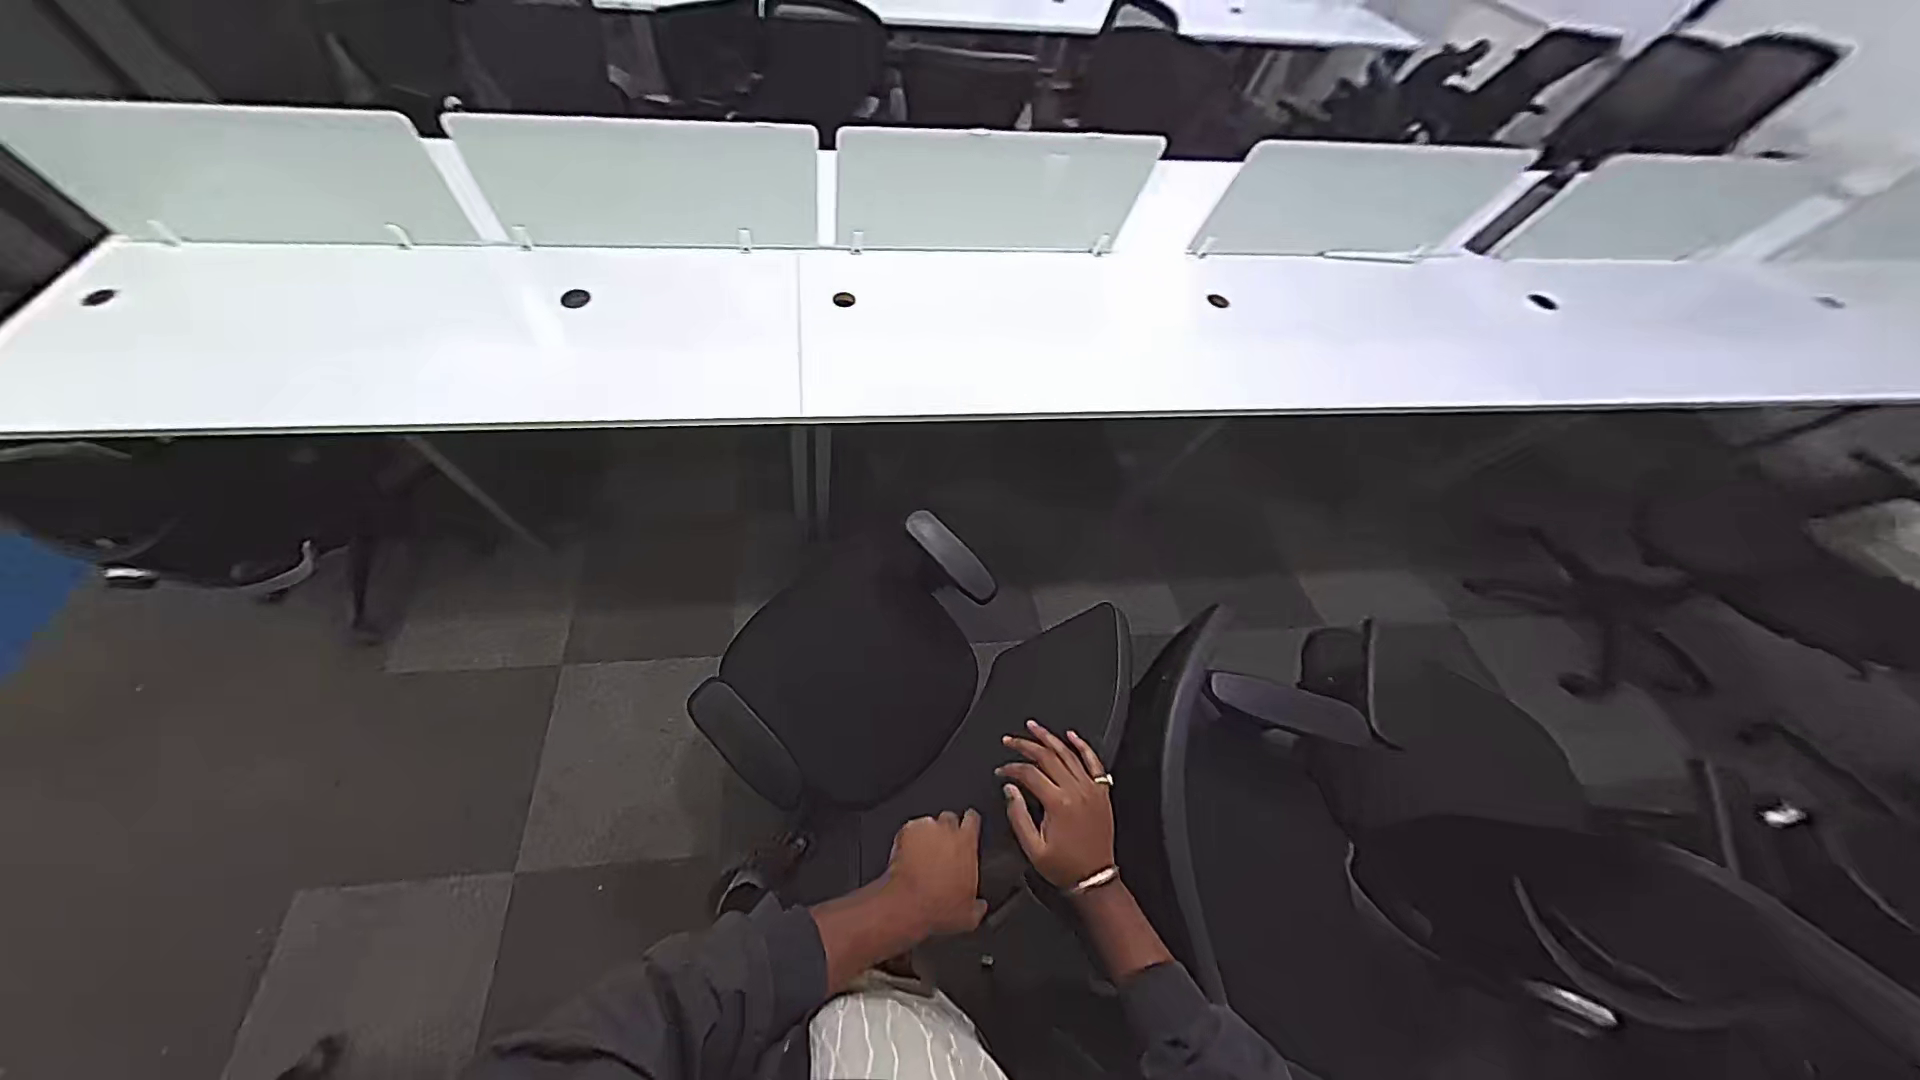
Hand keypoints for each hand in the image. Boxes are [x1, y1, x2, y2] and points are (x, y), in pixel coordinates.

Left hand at [882, 810, 986, 937]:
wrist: (907, 905)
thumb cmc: (938, 907)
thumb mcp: (968, 916)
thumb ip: (978, 905)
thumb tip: (980, 906)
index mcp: (967, 843)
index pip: (973, 818)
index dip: (971, 822)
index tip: (969, 827)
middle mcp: (946, 830)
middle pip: (950, 817)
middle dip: (947, 829)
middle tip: (943, 848)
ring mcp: (925, 828)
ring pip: (929, 824)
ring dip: (927, 835)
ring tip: (923, 855)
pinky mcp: (905, 832)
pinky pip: (909, 830)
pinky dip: (909, 839)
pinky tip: (908, 856)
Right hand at [998, 720, 1114, 888]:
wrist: (1094, 879)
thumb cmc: (1065, 866)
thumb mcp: (1033, 848)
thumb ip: (1018, 815)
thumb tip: (1009, 788)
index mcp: (1058, 803)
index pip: (1029, 773)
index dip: (1011, 768)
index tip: (1002, 771)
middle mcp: (1076, 791)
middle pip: (1047, 756)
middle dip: (1025, 745)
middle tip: (1010, 740)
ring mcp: (1091, 789)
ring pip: (1068, 753)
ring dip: (1049, 737)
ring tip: (1034, 727)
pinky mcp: (1101, 792)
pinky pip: (1094, 762)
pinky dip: (1083, 746)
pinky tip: (1071, 736)